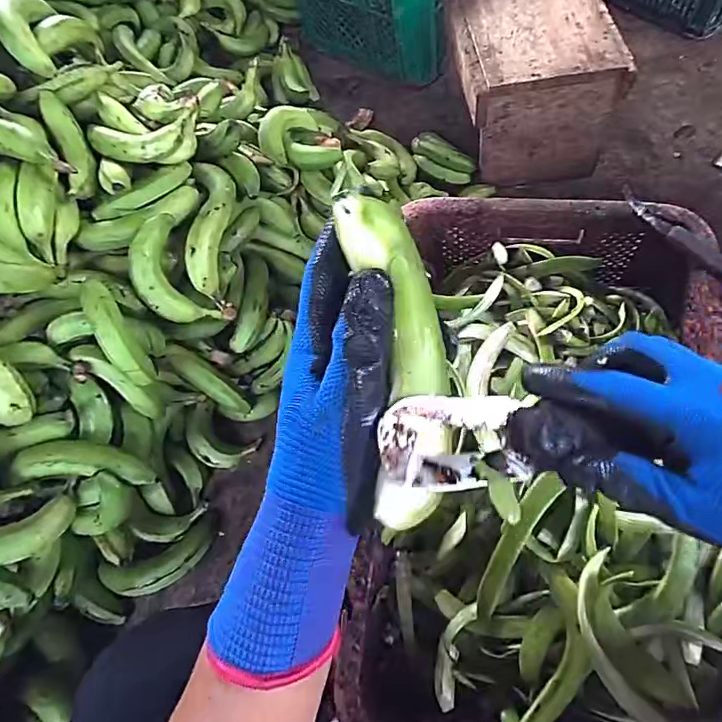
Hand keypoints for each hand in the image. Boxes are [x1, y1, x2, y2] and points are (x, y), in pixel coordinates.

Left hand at [206, 230, 390, 686]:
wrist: (320, 514)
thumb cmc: (327, 459)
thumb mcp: (344, 395)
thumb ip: (358, 338)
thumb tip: (371, 276)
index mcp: (313, 347)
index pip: (321, 281)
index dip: (334, 243)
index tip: (353, 207)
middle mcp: (324, 353)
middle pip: (340, 294)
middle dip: (359, 259)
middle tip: (389, 230)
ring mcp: (340, 374)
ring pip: (359, 319)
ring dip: (376, 290)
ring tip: (402, 266)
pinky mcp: (358, 394)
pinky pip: (375, 348)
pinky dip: (390, 327)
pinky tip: (409, 326)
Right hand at [516, 333, 721, 639]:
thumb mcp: (686, 507)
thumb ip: (633, 478)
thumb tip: (587, 460)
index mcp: (695, 413)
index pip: (618, 387)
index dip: (572, 382)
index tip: (536, 376)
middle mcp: (711, 381)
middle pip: (641, 349)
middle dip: (602, 360)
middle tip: (579, 387)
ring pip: (664, 352)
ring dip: (630, 366)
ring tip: (611, 398)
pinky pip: (685, 366)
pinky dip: (657, 375)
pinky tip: (652, 410)